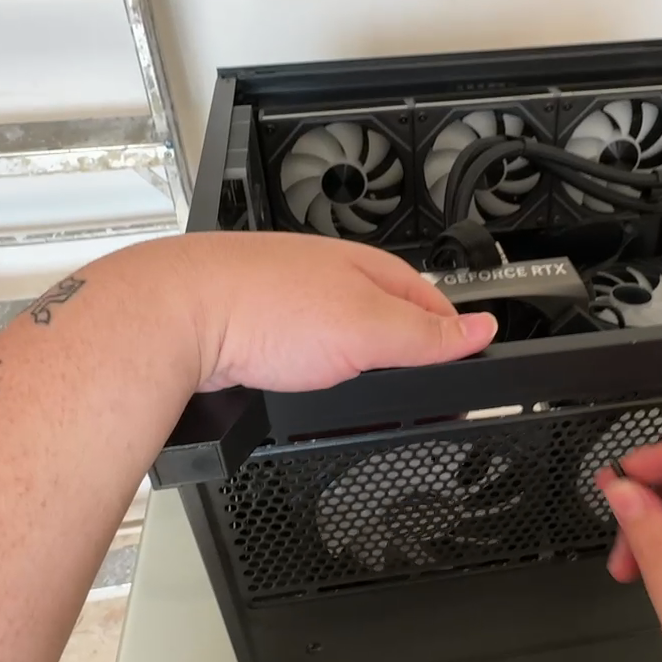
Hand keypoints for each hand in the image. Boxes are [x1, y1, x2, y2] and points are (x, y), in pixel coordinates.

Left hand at [141, 232, 496, 392]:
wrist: (178, 316)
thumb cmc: (265, 307)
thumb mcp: (368, 329)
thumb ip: (427, 335)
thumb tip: (482, 328)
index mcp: (369, 271)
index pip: (432, 302)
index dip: (452, 336)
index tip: (465, 365)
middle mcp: (333, 279)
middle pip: (389, 317)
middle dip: (405, 353)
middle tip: (419, 388)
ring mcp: (296, 300)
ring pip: (346, 334)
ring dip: (361, 363)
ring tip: (371, 390)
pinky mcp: (263, 325)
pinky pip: (307, 348)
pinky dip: (318, 369)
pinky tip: (314, 383)